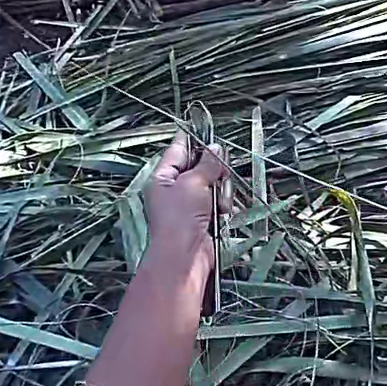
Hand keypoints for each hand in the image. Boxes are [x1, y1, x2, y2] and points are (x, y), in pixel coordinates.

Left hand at [144, 133, 228, 266]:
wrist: (185, 258)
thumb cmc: (181, 218)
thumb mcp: (193, 183)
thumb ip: (207, 163)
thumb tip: (217, 148)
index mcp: (163, 177)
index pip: (179, 149)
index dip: (193, 138)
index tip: (207, 127)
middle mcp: (175, 189)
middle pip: (201, 166)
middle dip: (214, 169)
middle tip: (221, 172)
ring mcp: (191, 205)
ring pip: (214, 184)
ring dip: (221, 191)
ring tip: (219, 202)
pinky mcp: (205, 219)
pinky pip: (219, 203)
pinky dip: (223, 206)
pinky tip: (222, 213)